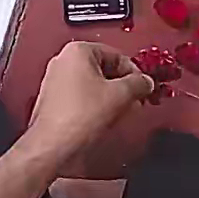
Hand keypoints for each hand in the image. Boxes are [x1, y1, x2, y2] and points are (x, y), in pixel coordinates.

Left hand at [21, 41, 154, 163]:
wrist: (52, 146)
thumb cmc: (81, 115)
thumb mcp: (120, 95)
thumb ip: (138, 84)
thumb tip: (146, 82)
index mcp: (78, 51)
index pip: (116, 55)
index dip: (134, 72)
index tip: (144, 87)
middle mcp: (64, 61)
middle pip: (104, 69)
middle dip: (123, 86)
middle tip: (136, 100)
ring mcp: (56, 80)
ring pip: (93, 84)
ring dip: (112, 97)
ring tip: (123, 112)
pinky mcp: (53, 100)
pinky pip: (82, 96)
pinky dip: (96, 104)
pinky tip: (106, 119)